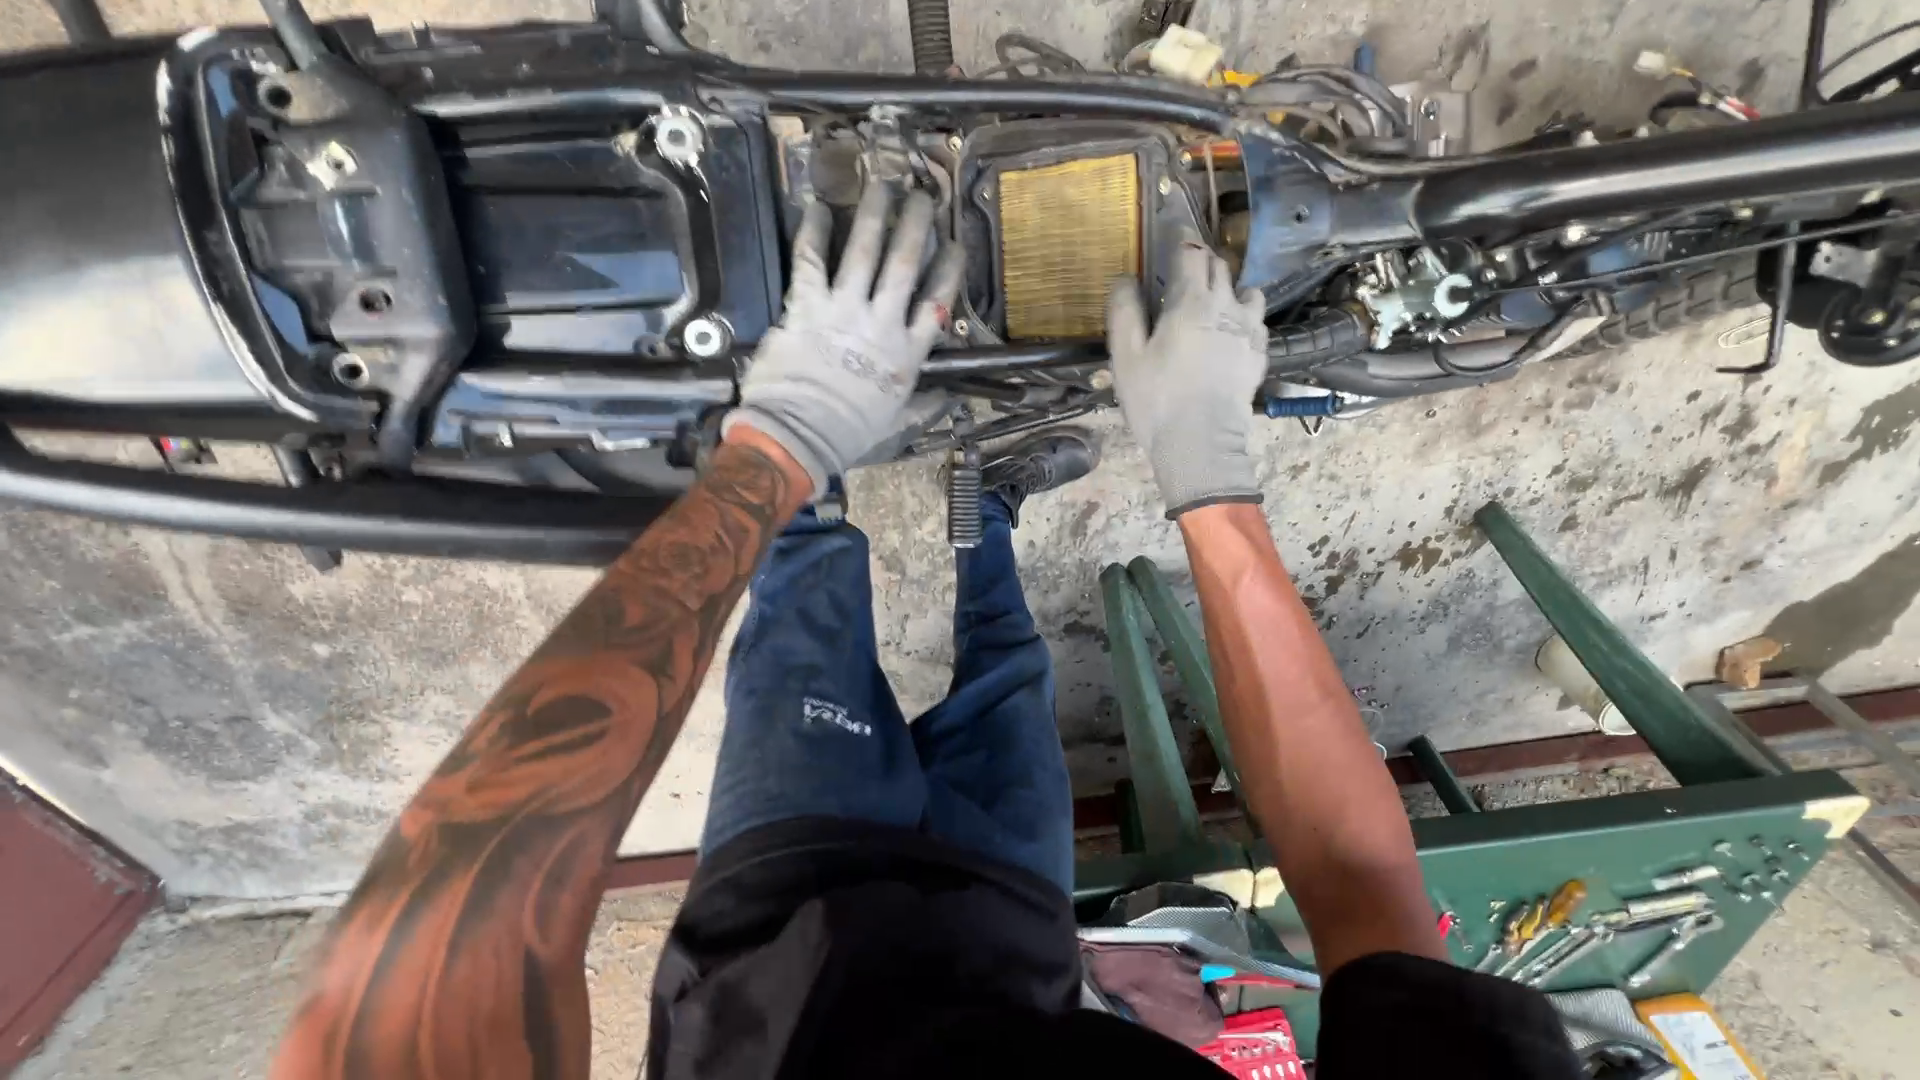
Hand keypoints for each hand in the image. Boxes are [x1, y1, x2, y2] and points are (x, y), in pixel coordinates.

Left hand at [723, 180, 964, 496]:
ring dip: (875, 215)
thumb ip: (922, 406)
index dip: (949, 271)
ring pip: (865, 252)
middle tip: (922, 198)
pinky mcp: (807, 305)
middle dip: (916, 227)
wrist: (799, 435)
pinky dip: (812, 231)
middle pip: (905, 266)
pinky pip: (811, 260)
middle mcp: (881, 323)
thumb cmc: (848, 434)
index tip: (954, 247)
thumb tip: (946, 400)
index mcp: (906, 355)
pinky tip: (816, 207)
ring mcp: (844, 310)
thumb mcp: (895, 424)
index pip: (937, 304)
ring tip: (883, 186)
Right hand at [1107, 235, 1268, 518]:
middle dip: (1204, 264)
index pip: (1192, 256)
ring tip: (1214, 305)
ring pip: (1247, 291)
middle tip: (1185, 275)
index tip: (1173, 246)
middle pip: (1221, 268)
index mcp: (1192, 302)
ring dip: (1230, 290)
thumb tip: (1123, 278)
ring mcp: (1250, 331)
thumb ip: (1124, 312)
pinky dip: (1245, 318)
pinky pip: (1258, 323)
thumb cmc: (1157, 401)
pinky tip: (1230, 335)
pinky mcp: (1260, 356)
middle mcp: (1227, 307)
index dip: (1182, 246)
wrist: (1202, 444)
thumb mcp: (1126, 358)